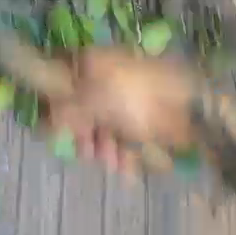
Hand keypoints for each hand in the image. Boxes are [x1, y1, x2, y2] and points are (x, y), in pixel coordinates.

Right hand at [41, 49, 203, 174]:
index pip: (61, 80)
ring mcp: (127, 98)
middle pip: (83, 107)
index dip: (55, 105)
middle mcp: (107, 77)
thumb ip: (66, 110)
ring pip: (105, 124)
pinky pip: (126, 135)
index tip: (54, 129)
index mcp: (91, 63)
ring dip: (104, 147)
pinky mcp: (145, 119)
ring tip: (110, 164)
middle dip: (83, 133)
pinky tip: (126, 171)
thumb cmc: (136, 99)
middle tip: (85, 153)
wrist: (191, 110)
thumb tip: (44, 120)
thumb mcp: (94, 102)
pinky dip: (124, 153)